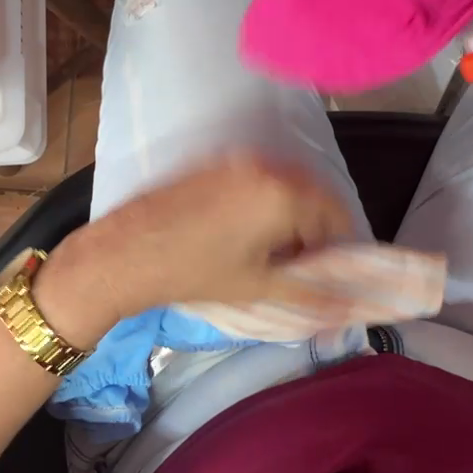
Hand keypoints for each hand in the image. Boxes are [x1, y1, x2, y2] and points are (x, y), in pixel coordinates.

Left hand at [40, 153, 359, 333]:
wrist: (124, 252)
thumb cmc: (193, 272)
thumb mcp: (256, 287)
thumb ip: (310, 294)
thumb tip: (347, 311)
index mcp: (284, 194)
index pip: (335, 214)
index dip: (338, 247)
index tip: (327, 273)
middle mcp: (266, 167)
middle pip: (312, 196)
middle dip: (315, 230)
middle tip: (301, 265)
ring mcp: (237, 161)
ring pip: (285, 186)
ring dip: (291, 215)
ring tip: (273, 252)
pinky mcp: (214, 163)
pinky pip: (257, 179)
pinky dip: (265, 202)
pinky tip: (246, 233)